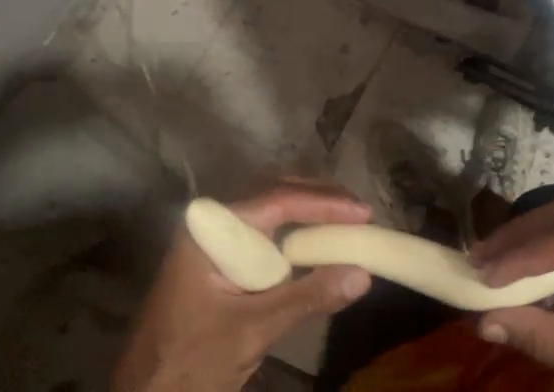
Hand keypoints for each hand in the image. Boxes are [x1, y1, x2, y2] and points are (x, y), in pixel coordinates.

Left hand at [113, 180, 373, 391]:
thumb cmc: (190, 361)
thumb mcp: (252, 330)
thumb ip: (307, 298)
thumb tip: (363, 274)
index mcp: (210, 230)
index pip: (277, 199)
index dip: (324, 203)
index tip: (363, 212)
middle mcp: (211, 225)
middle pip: (273, 192)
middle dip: (318, 198)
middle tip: (358, 212)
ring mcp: (212, 242)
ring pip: (268, 208)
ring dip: (307, 212)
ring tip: (345, 222)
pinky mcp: (217, 261)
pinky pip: (261, 232)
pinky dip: (293, 233)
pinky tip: (316, 244)